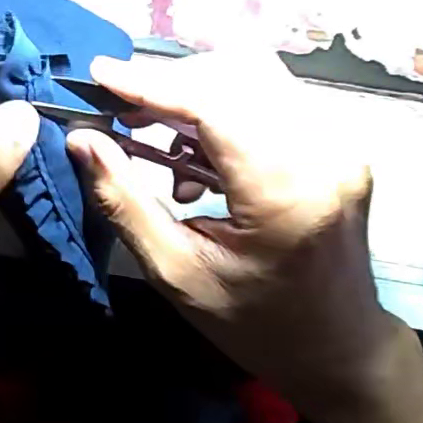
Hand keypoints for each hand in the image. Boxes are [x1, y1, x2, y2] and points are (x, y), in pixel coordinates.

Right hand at [66, 52, 417, 422]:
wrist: (340, 348)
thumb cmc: (255, 325)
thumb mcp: (176, 273)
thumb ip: (124, 202)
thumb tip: (82, 140)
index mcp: (284, 193)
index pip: (214, 104)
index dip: (151, 83)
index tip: (101, 75)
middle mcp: (324, 153)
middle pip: (237, 73)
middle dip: (170, 82)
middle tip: (123, 111)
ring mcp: (340, 143)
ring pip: (256, 74)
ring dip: (197, 91)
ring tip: (157, 133)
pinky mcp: (340, 142)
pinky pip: (272, 95)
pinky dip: (224, 106)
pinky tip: (199, 154)